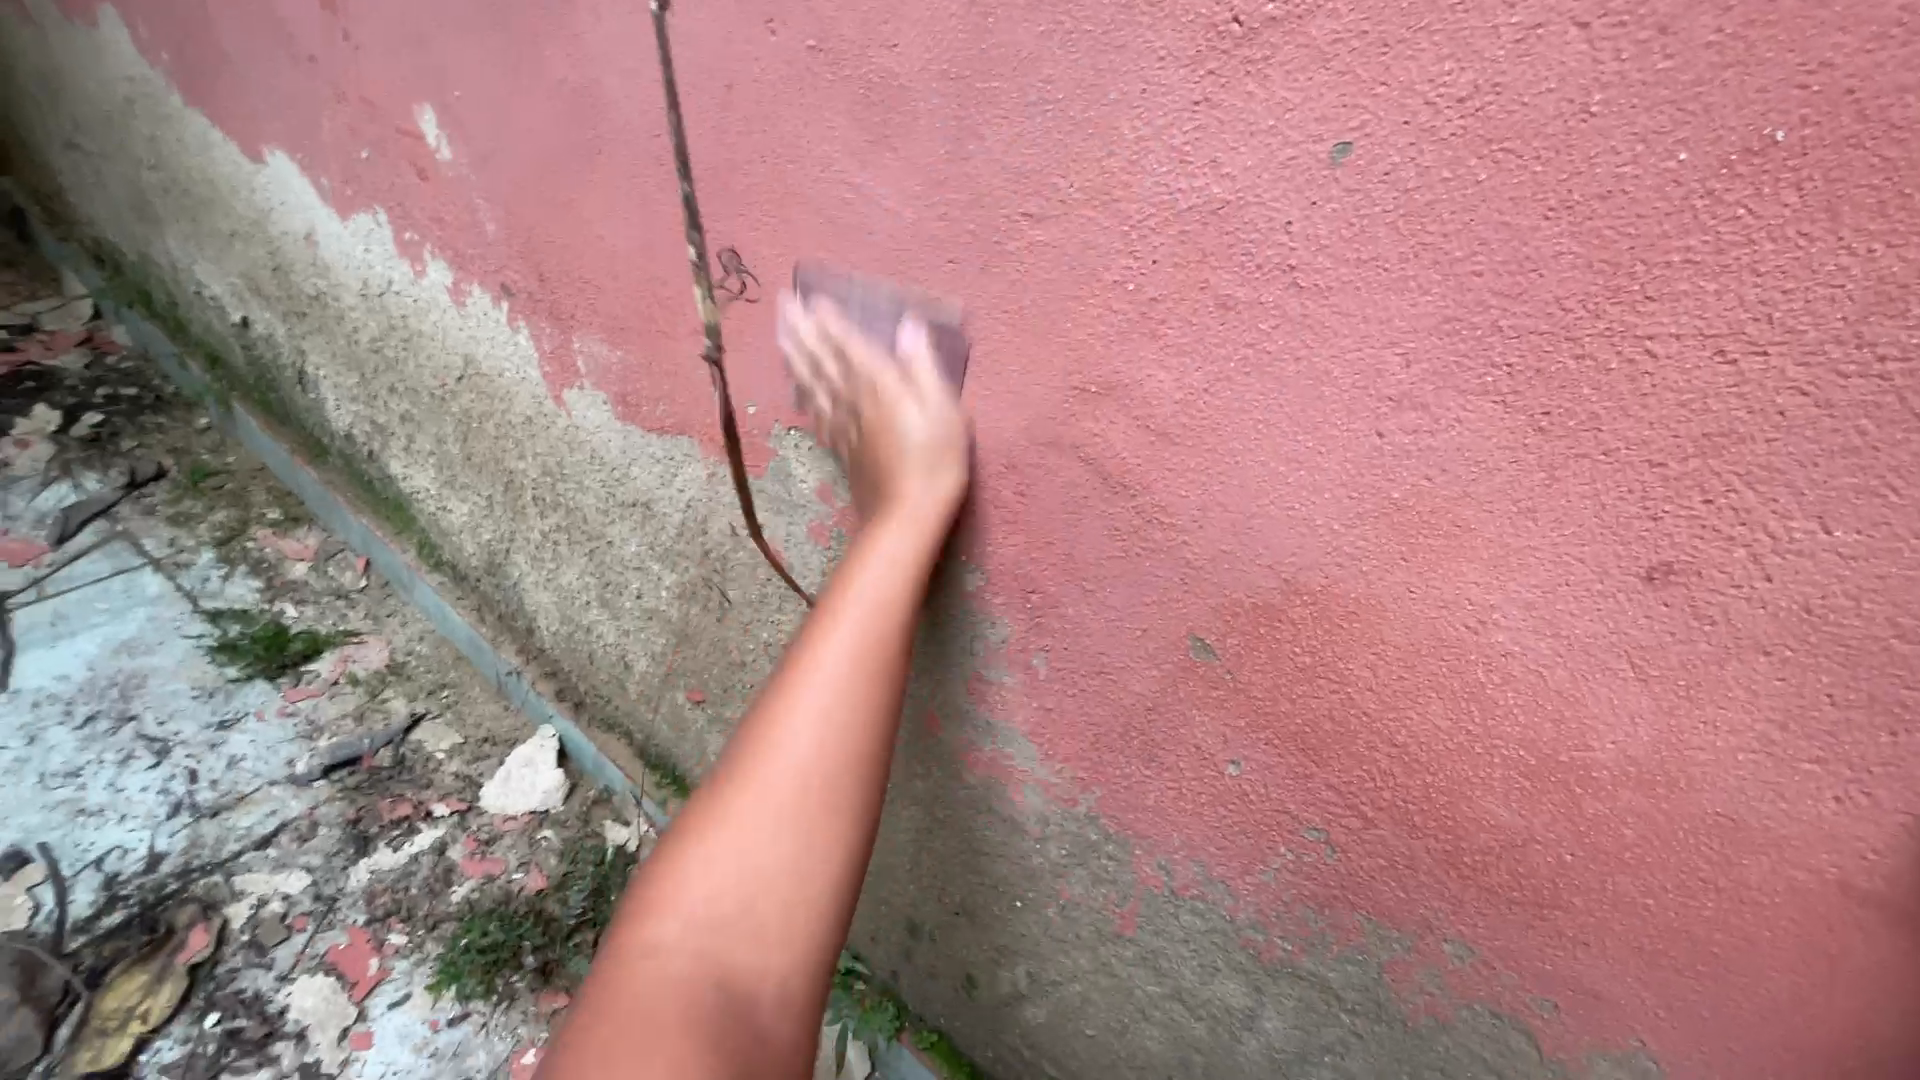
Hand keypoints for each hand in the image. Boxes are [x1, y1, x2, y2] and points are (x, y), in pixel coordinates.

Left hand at [778, 291, 971, 525]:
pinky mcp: (842, 449)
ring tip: (779, 334)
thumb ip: (922, 365)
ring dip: (794, 356)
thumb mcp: (944, 409)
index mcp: (880, 385)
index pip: (848, 344)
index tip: (810, 297)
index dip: (829, 321)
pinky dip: (803, 397)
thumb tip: (908, 325)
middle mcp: (854, 400)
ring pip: (811, 383)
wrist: (907, 515)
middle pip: (821, 359)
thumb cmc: (935, 461)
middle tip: (781, 303)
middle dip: (800, 329)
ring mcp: (844, 426)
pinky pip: (816, 415)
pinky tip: (796, 390)